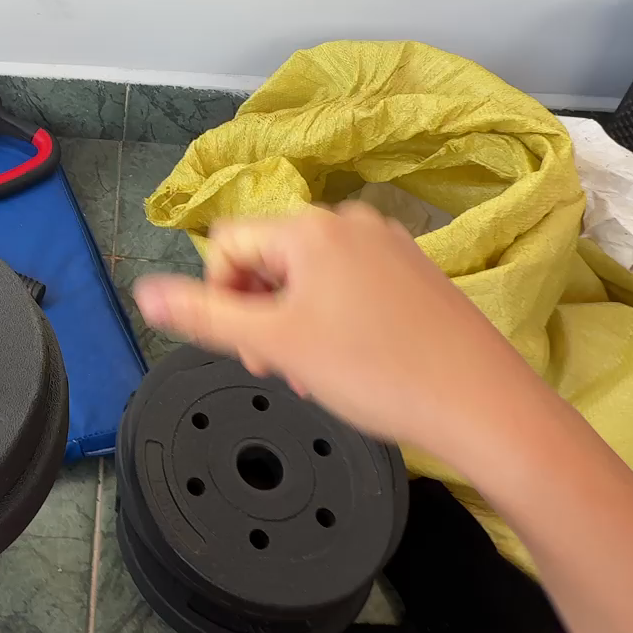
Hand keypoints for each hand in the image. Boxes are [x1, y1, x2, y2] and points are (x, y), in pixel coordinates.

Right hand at [131, 203, 542, 455]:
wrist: (489, 410)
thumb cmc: (376, 371)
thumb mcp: (273, 344)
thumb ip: (201, 316)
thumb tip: (143, 294)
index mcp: (308, 228)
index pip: (226, 245)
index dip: (221, 296)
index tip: (245, 345)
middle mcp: (347, 222)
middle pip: (266, 258)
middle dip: (257, 311)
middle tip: (277, 365)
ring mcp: (386, 243)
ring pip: (304, 274)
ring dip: (290, 319)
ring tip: (312, 369)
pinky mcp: (413, 270)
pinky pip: (345, 281)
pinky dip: (329, 315)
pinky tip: (348, 358)